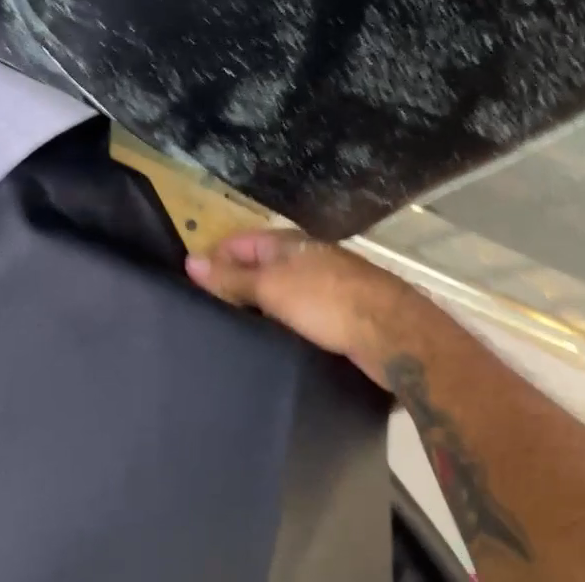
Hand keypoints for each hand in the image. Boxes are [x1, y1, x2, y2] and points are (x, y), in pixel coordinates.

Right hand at [186, 230, 421, 388]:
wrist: (395, 336)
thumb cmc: (326, 301)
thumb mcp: (270, 287)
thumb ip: (230, 278)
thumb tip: (189, 261)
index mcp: (287, 242)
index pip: (238, 243)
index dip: (214, 261)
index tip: (195, 289)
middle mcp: (306, 257)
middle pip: (258, 267)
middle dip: (236, 286)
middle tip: (212, 314)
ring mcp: (326, 285)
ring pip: (280, 293)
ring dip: (261, 308)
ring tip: (238, 333)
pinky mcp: (341, 314)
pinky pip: (300, 314)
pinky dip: (284, 324)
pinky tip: (275, 343)